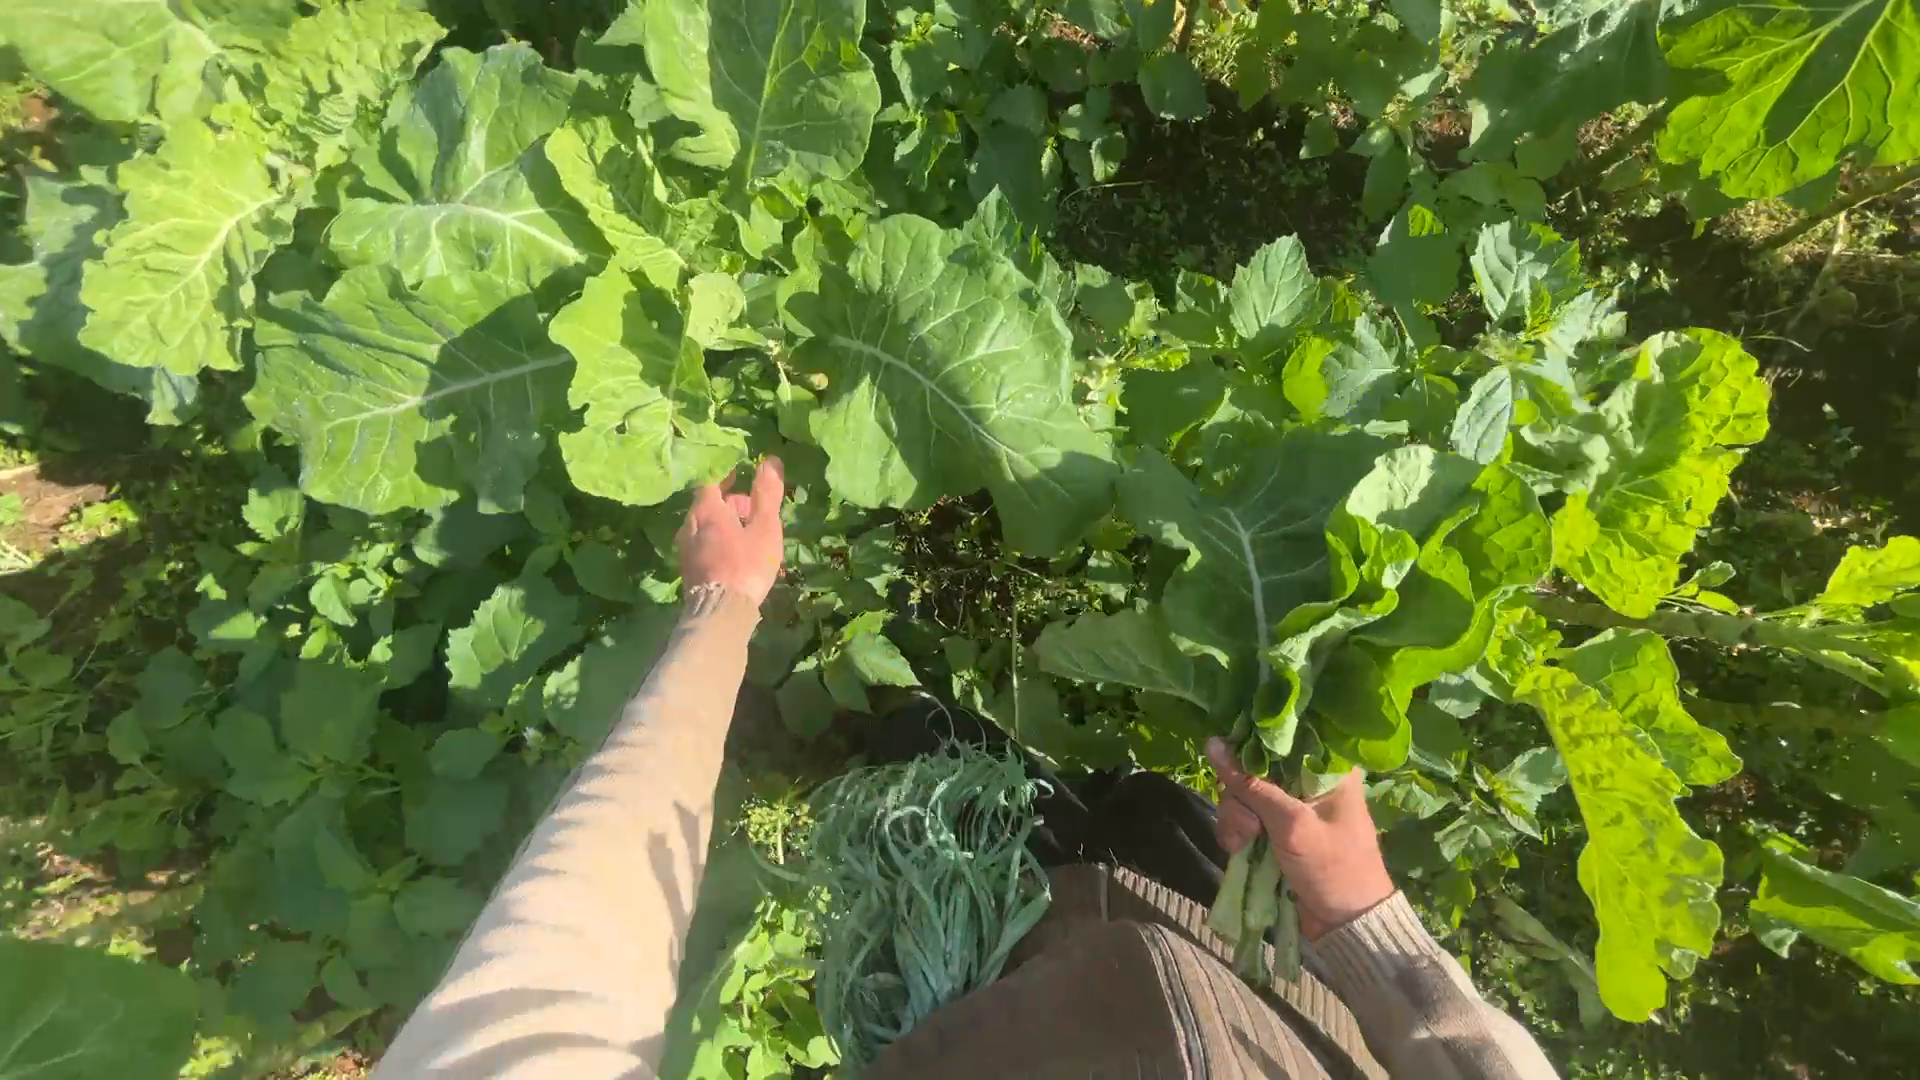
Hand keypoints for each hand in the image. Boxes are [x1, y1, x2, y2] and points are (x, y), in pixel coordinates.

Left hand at [676, 458, 784, 605]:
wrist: (721, 611)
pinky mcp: (687, 568)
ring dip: (723, 524)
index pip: (710, 481)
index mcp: (706, 510)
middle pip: (706, 504)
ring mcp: (685, 548)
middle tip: (752, 511)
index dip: (726, 476)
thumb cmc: (746, 564)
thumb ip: (766, 494)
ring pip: (704, 526)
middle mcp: (689, 525)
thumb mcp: (764, 527)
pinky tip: (734, 555)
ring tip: (747, 535)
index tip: (742, 476)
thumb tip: (771, 460)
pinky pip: (702, 544)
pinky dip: (717, 541)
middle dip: (729, 503)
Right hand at [1207, 738, 1395, 940]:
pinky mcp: (1275, 827)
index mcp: (1328, 770)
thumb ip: (1251, 783)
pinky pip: (1243, 815)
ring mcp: (1289, 805)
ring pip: (1243, 792)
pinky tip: (1238, 850)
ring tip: (1242, 844)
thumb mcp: (1290, 824)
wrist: (1347, 928)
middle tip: (1249, 826)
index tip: (1236, 766)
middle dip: (1241, 796)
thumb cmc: (1333, 869)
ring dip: (1236, 818)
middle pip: (1254, 765)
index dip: (1251, 746)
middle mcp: (1307, 780)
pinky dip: (1236, 831)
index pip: (1282, 737)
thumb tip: (1212, 742)